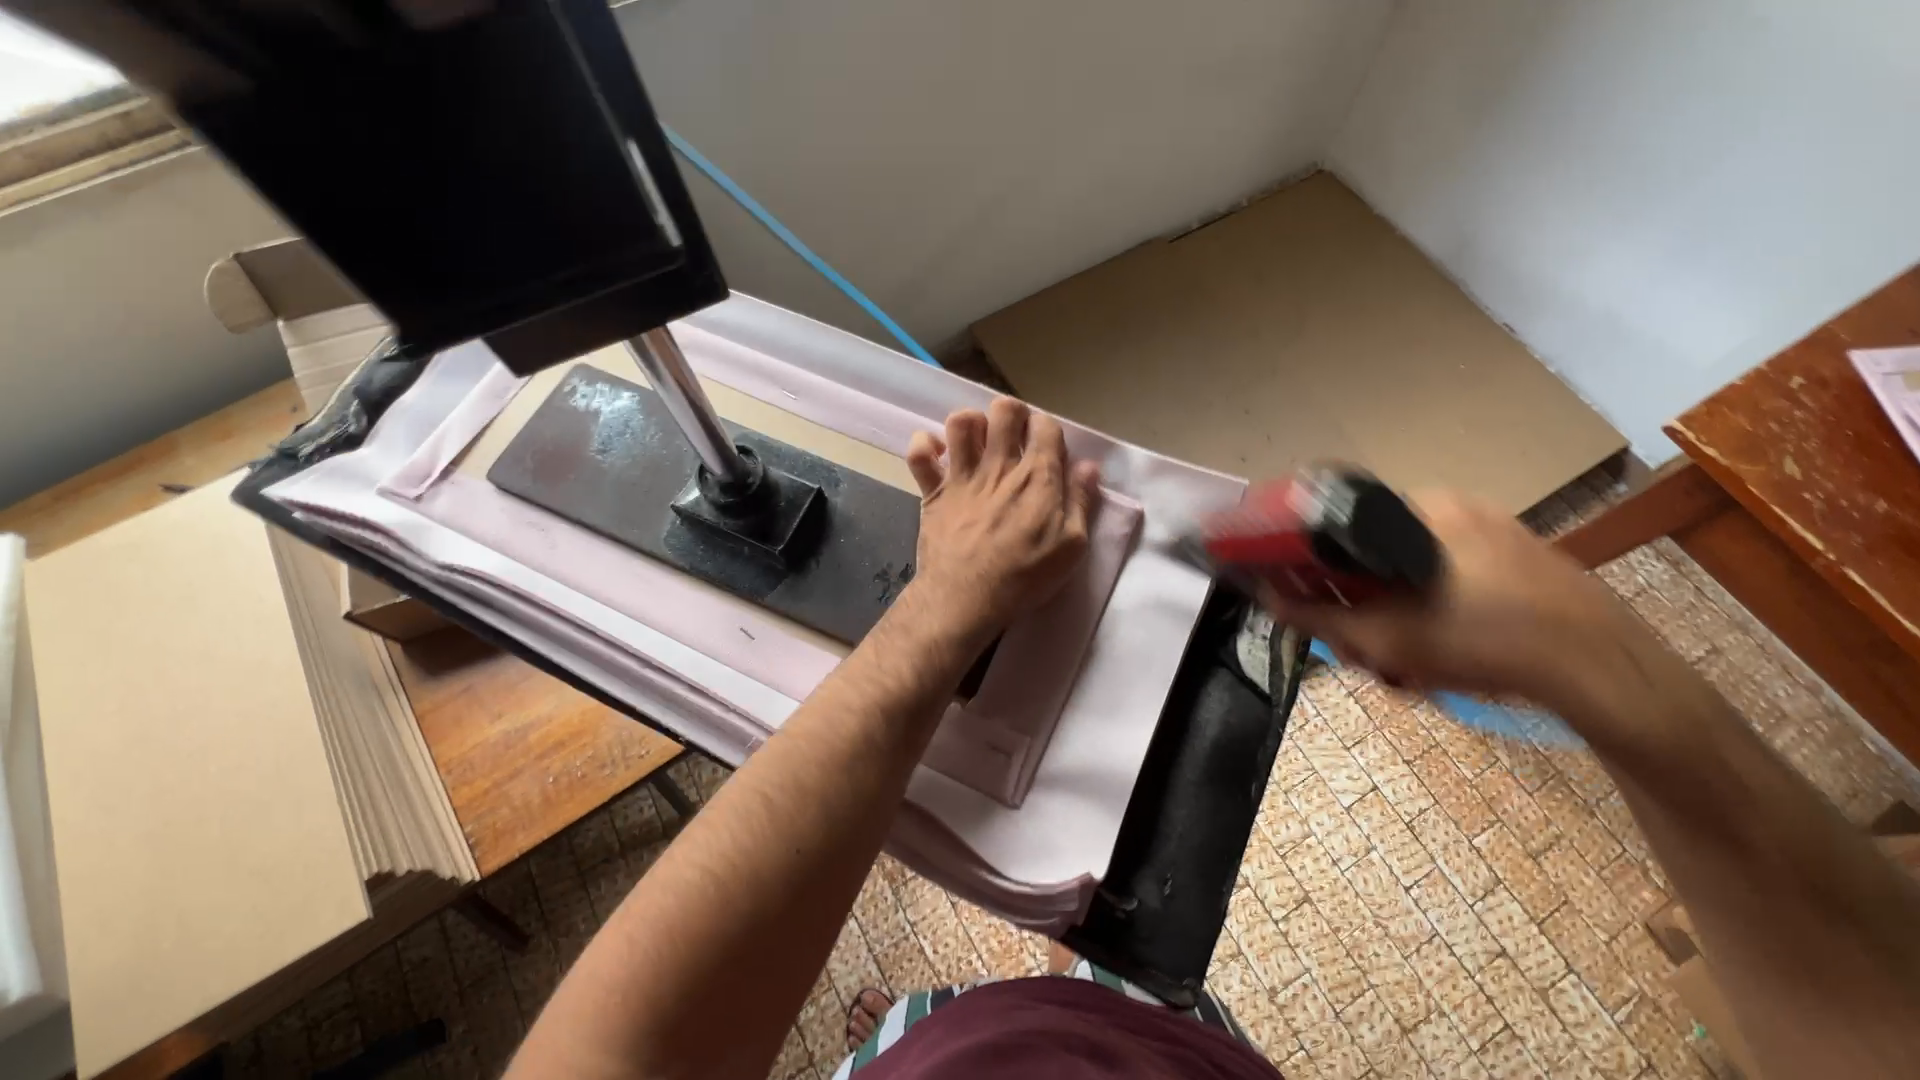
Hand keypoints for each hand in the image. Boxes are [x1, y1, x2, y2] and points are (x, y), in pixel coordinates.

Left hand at [903, 398, 1101, 641]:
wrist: (968, 598)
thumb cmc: (1025, 576)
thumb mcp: (1071, 546)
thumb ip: (1080, 501)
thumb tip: (1088, 467)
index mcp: (1038, 476)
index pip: (1046, 425)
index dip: (1048, 429)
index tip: (1047, 449)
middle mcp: (999, 465)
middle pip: (1004, 411)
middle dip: (1011, 414)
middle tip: (1013, 437)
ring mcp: (962, 476)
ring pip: (961, 422)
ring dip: (970, 423)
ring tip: (976, 442)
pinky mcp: (933, 491)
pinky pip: (919, 454)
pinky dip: (924, 446)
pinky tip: (937, 454)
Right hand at [1263, 490, 1640, 710]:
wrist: (1604, 668)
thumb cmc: (1484, 642)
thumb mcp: (1387, 639)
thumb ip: (1319, 617)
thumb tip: (1270, 597)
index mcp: (1416, 510)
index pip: (1333, 522)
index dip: (1308, 566)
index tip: (1304, 607)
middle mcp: (1451, 505)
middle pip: (1371, 553)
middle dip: (1359, 608)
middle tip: (1367, 656)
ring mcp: (1492, 528)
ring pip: (1412, 570)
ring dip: (1397, 616)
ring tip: (1412, 668)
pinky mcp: (1521, 554)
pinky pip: (1452, 575)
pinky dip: (1434, 609)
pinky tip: (1449, 654)